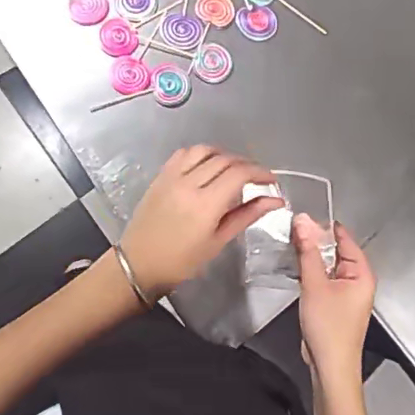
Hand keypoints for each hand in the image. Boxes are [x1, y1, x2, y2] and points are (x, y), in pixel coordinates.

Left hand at [119, 146, 282, 298]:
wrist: (139, 263)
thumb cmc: (181, 261)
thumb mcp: (218, 241)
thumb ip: (247, 216)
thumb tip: (275, 201)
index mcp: (206, 204)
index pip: (239, 174)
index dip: (260, 172)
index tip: (271, 181)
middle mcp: (188, 184)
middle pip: (225, 160)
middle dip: (246, 165)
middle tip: (256, 178)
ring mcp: (172, 177)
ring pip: (204, 151)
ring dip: (224, 155)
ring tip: (233, 169)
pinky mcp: (161, 176)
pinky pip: (183, 154)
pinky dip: (200, 154)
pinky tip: (207, 166)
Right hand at [295, 215, 375, 380]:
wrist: (330, 366)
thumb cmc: (328, 327)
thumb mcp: (315, 284)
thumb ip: (307, 251)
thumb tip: (303, 221)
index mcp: (362, 273)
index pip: (344, 238)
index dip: (323, 227)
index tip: (300, 218)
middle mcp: (357, 280)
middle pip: (335, 251)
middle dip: (314, 242)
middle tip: (290, 232)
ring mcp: (346, 293)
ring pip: (327, 266)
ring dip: (310, 258)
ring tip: (289, 248)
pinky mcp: (334, 303)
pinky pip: (323, 279)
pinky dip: (310, 273)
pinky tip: (295, 269)